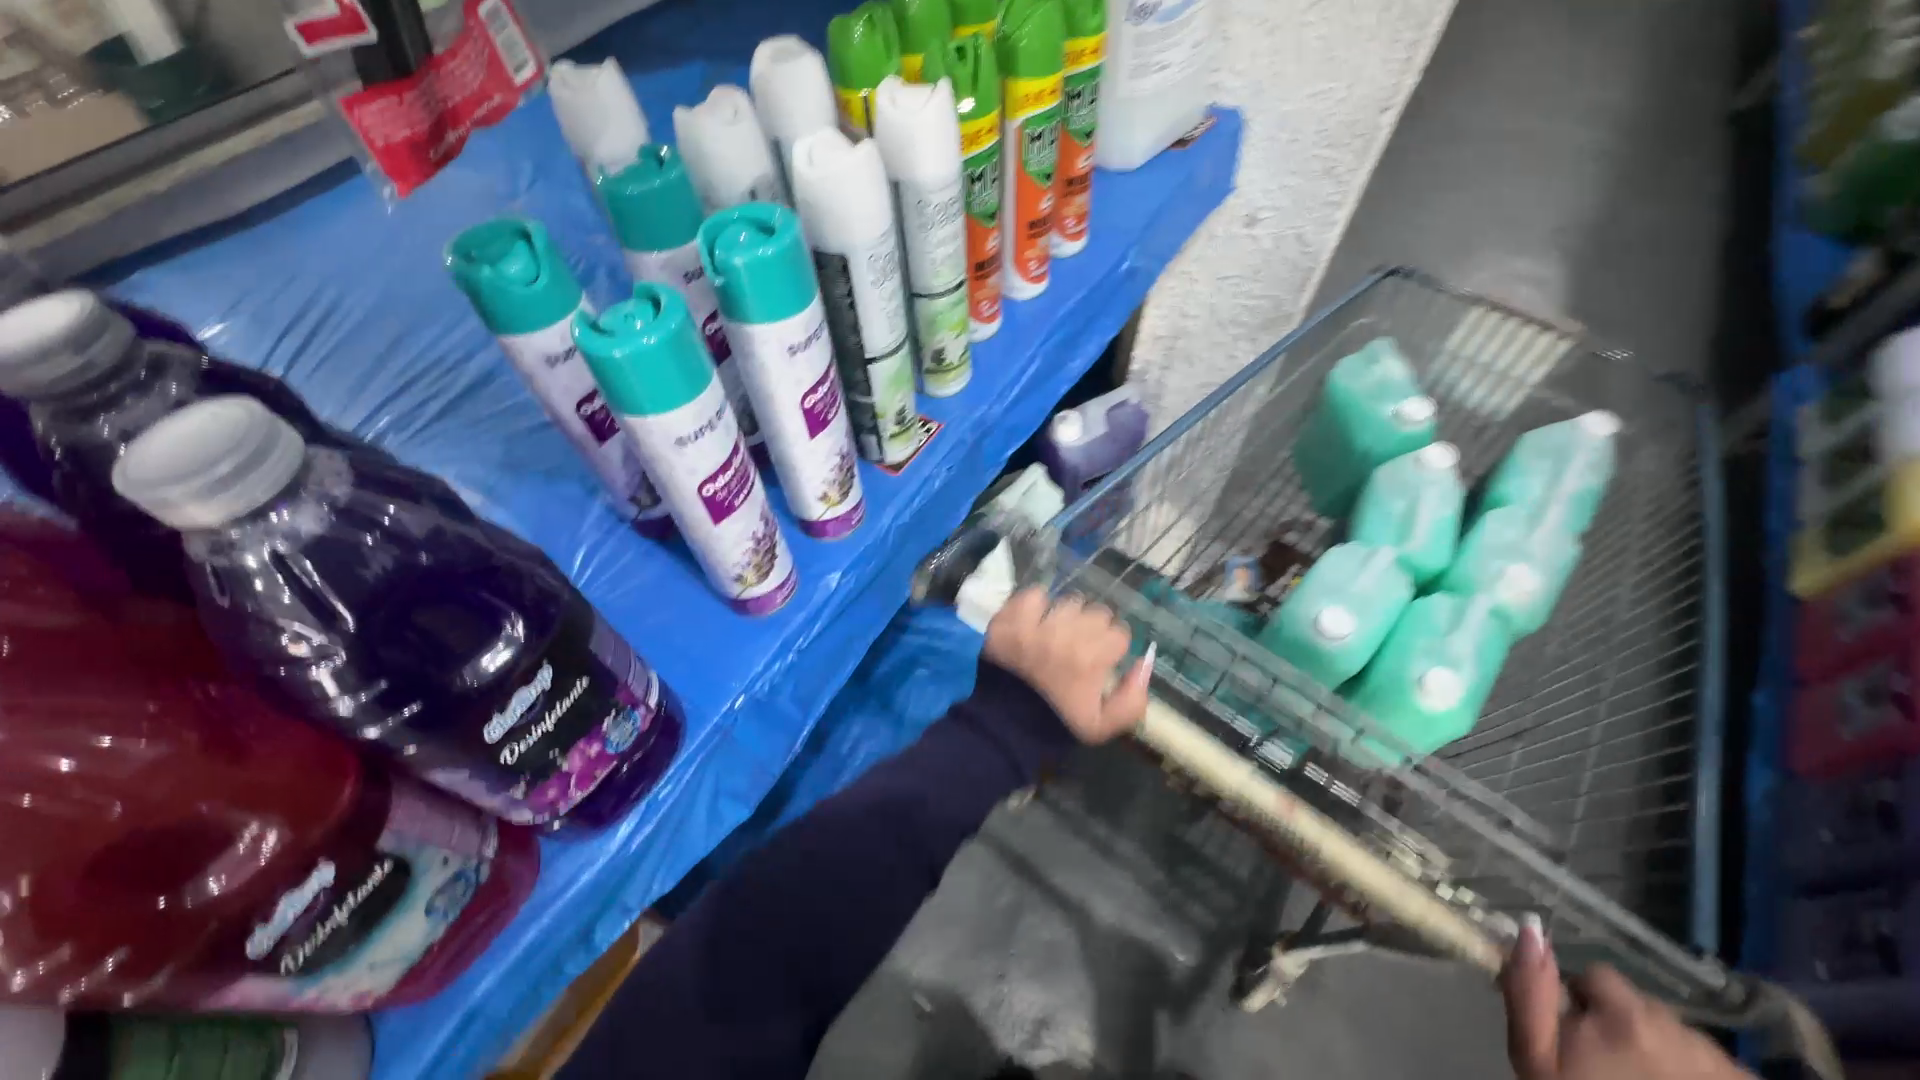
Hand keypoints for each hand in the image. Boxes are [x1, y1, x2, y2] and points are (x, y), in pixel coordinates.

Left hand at [983, 587, 1152, 744]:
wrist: (1004, 725)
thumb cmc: (1057, 724)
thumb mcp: (1102, 725)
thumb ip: (1133, 697)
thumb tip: (1145, 662)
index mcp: (1092, 659)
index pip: (1119, 633)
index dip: (1112, 648)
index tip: (1102, 660)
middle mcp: (1066, 634)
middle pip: (1097, 613)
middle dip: (1093, 629)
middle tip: (1080, 647)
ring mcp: (1036, 623)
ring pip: (1068, 602)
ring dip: (1068, 616)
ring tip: (1058, 634)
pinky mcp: (1010, 618)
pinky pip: (1034, 595)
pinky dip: (1037, 605)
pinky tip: (1036, 621)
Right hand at [1502, 917, 1750, 1079]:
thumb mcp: (1537, 1060)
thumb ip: (1528, 992)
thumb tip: (1528, 929)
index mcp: (1622, 1013)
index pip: (1594, 976)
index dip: (1579, 1004)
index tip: (1574, 1041)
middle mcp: (1677, 1026)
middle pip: (1639, 1007)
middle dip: (1622, 1029)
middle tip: (1608, 1071)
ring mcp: (1718, 1060)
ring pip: (1677, 1038)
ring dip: (1661, 1055)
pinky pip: (1714, 1065)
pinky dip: (1696, 1077)